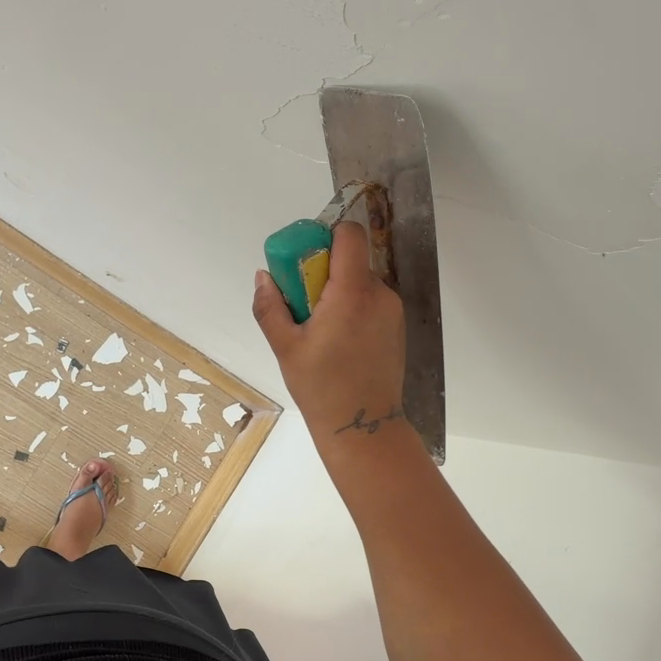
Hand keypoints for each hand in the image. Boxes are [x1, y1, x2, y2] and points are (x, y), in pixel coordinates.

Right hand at [252, 220, 406, 441]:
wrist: (362, 425)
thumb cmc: (321, 387)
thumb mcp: (285, 347)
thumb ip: (270, 307)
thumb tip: (264, 277)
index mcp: (352, 293)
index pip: (349, 236)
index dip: (325, 238)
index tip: (303, 262)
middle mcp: (379, 294)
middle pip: (351, 260)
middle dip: (324, 273)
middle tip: (303, 306)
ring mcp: (392, 310)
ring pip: (360, 282)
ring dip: (337, 293)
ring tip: (319, 331)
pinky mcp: (396, 326)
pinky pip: (370, 301)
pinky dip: (352, 309)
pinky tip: (338, 341)